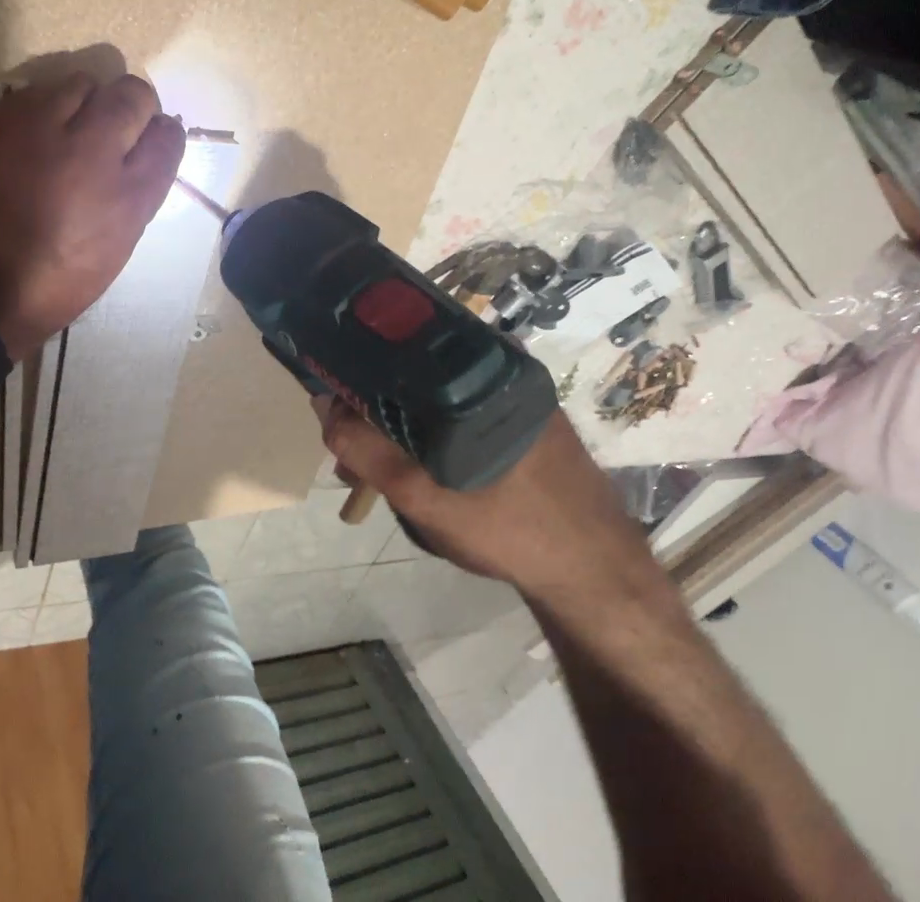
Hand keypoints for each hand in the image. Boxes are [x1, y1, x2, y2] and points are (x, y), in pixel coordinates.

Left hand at [0, 73, 184, 357]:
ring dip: (86, 101)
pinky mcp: (3, 122)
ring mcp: (45, 131)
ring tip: (71, 127)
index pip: (167, 136)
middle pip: (133, 95)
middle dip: (132, 107)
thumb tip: (139, 158)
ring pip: (85, 82)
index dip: (161, 135)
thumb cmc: (53, 284)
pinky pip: (38, 91)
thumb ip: (135, 196)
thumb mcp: (115, 248)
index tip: (148, 141)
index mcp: (129, 197)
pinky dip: (46, 106)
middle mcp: (94, 153)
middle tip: (114, 128)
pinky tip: (38, 133)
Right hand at [315, 399, 652, 592]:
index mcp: (490, 370)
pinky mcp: (535, 426)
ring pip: (444, 401)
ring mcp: (527, 400)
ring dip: (408, 429)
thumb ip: (367, 449)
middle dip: (380, 411)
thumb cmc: (509, 529)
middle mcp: (511, 372)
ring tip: (383, 475)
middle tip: (357, 460)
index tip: (339, 408)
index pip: (408, 345)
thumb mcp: (423, 495)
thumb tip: (324, 405)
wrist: (594, 575)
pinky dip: (438, 438)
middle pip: (422, 376)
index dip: (363, 371)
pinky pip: (469, 418)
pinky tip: (427, 475)